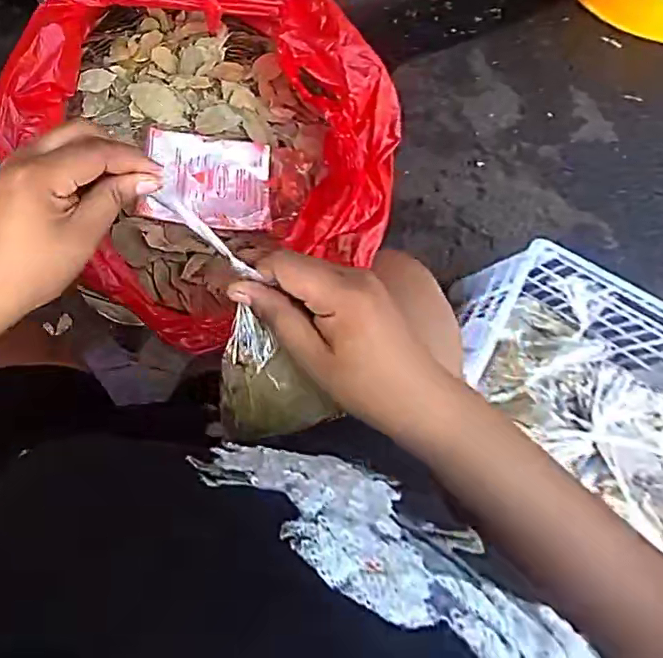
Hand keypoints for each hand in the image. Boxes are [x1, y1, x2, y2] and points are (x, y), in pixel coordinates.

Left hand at [0, 122, 160, 331]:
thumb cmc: (33, 270)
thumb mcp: (81, 236)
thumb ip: (112, 199)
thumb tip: (146, 178)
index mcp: (41, 171)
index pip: (97, 151)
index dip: (132, 160)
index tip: (159, 174)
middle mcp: (26, 156)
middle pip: (80, 132)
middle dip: (114, 147)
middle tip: (140, 172)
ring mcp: (16, 162)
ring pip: (65, 137)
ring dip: (95, 149)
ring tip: (121, 176)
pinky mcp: (13, 173)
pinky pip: (52, 150)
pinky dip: (76, 157)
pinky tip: (92, 180)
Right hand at [227, 251, 457, 441]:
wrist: (425, 401)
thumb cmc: (366, 389)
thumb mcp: (313, 358)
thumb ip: (277, 315)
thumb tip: (239, 286)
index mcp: (341, 291)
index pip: (282, 262)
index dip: (254, 273)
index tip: (237, 296)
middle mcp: (355, 273)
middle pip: (298, 261)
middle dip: (273, 281)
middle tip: (261, 314)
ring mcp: (368, 276)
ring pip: (313, 267)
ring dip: (293, 286)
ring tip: (291, 322)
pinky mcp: (373, 284)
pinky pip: (330, 276)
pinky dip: (313, 290)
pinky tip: (315, 320)